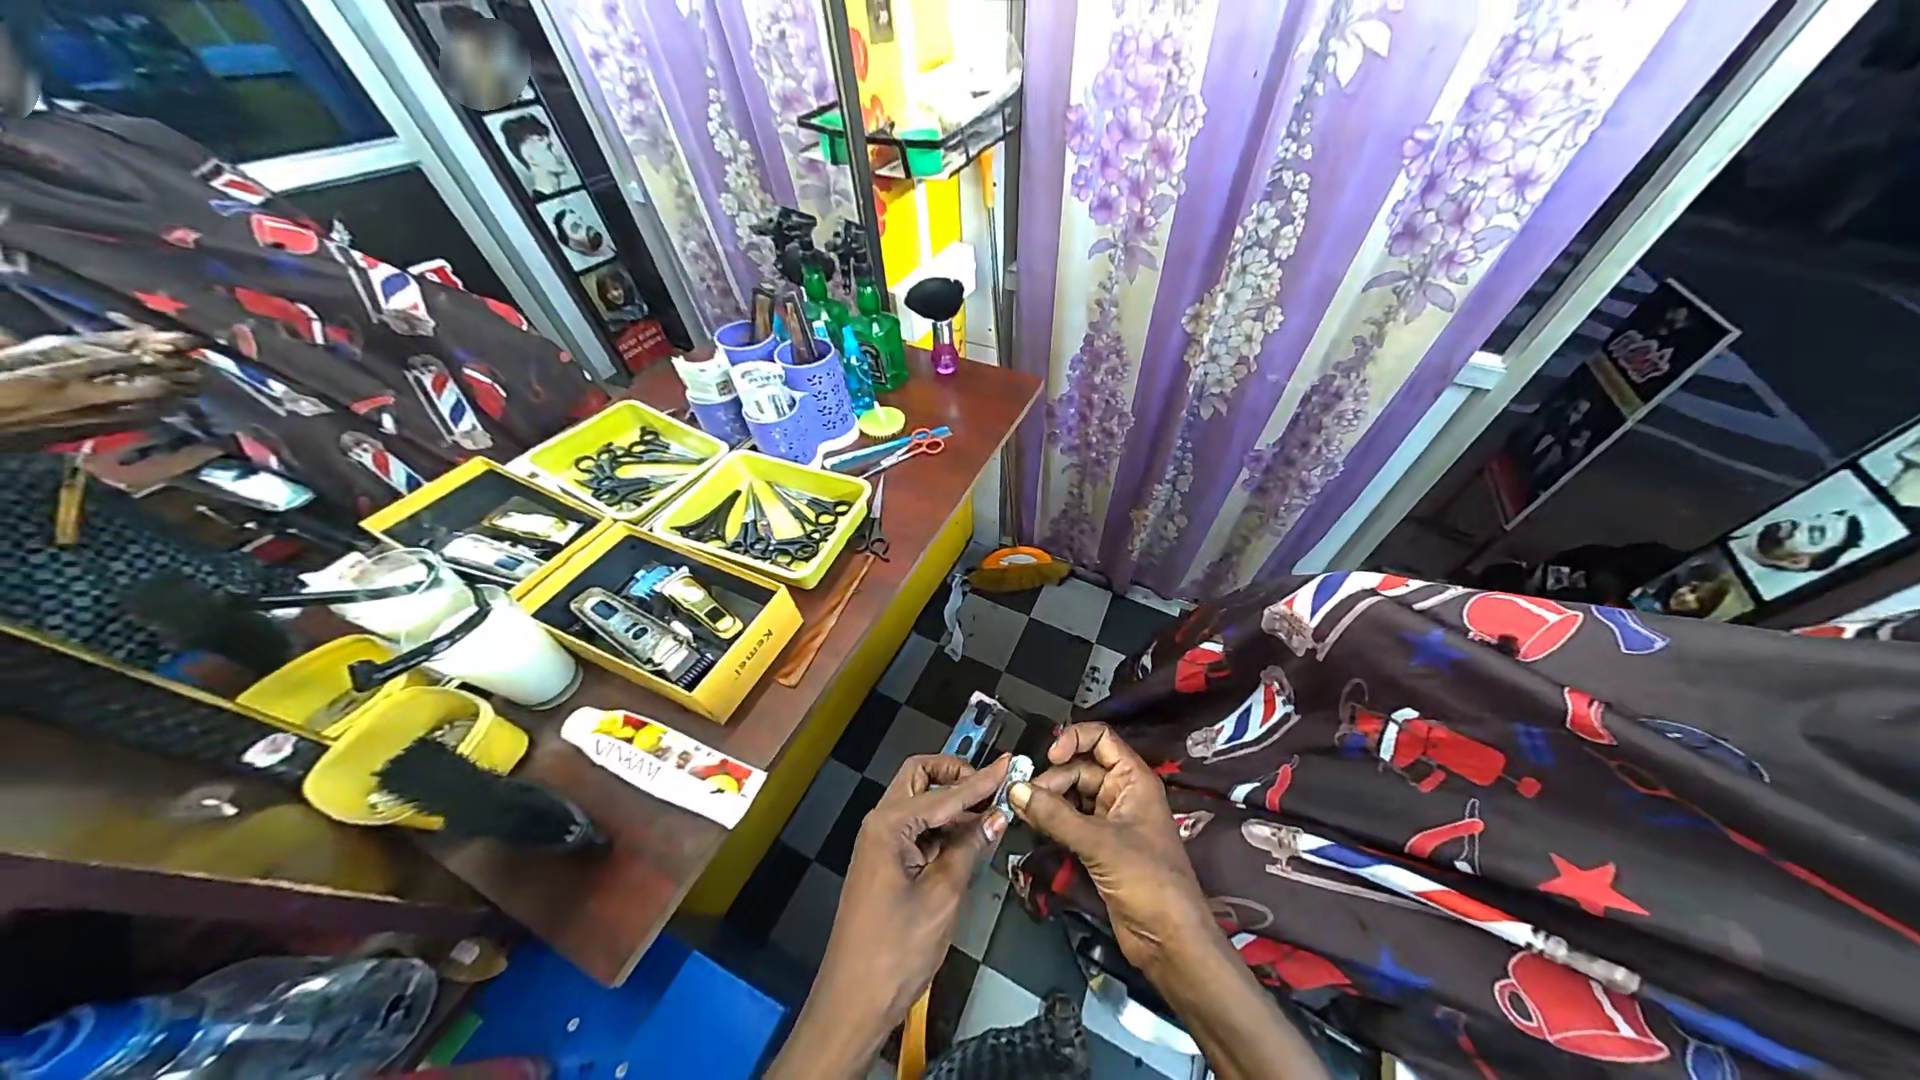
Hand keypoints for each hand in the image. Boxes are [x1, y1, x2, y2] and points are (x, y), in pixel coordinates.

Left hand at [769, 753, 1011, 1078]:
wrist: (854, 1001)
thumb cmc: (896, 949)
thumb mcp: (943, 894)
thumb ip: (969, 847)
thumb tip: (996, 816)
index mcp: (888, 824)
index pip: (944, 792)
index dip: (981, 780)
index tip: (1009, 763)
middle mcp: (880, 823)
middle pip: (920, 777)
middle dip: (955, 775)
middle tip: (990, 788)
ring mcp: (881, 842)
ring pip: (919, 802)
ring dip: (952, 803)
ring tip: (990, 814)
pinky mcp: (887, 862)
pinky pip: (918, 829)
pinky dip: (944, 826)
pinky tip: (970, 838)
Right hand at [1009, 723, 1213, 974]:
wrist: (1170, 942)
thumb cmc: (1149, 882)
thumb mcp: (1101, 843)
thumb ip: (1056, 816)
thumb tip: (1017, 790)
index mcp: (1133, 780)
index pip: (1101, 739)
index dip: (1074, 739)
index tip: (1050, 756)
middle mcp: (1121, 794)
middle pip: (1079, 768)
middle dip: (1052, 779)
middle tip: (1025, 796)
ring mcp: (1110, 820)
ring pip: (1072, 795)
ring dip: (1047, 800)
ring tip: (1021, 809)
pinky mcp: (1098, 846)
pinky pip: (1069, 821)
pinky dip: (1050, 820)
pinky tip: (1030, 823)